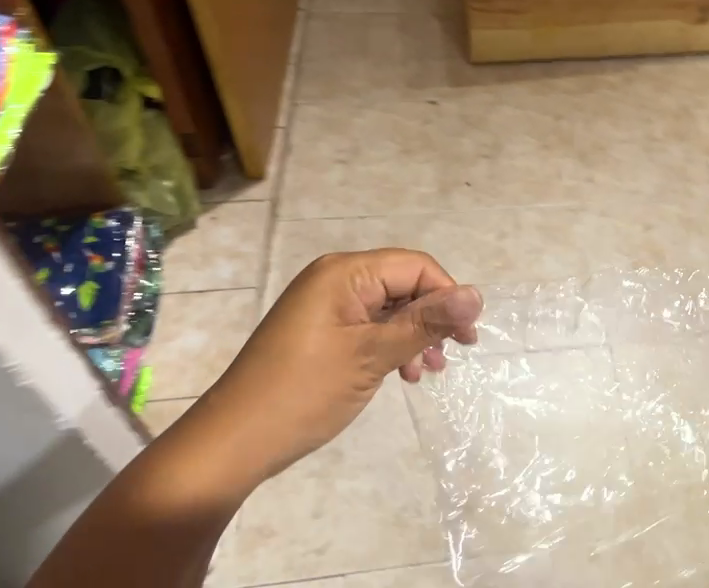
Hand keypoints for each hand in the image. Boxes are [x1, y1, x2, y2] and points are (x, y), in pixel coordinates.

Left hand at [176, 249, 482, 495]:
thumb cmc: (304, 392)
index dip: (447, 295)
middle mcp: (335, 277)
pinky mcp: (319, 329)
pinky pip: (368, 324)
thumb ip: (425, 322)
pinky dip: (389, 344)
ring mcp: (324, 304)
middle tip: (451, 357)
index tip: (467, 338)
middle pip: (402, 284)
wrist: (232, 442)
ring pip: (388, 307)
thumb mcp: (372, 355)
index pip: (415, 266)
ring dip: (413, 334)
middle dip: (431, 318)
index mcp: (345, 271)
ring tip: (426, 372)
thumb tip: (477, 294)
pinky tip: (401, 375)